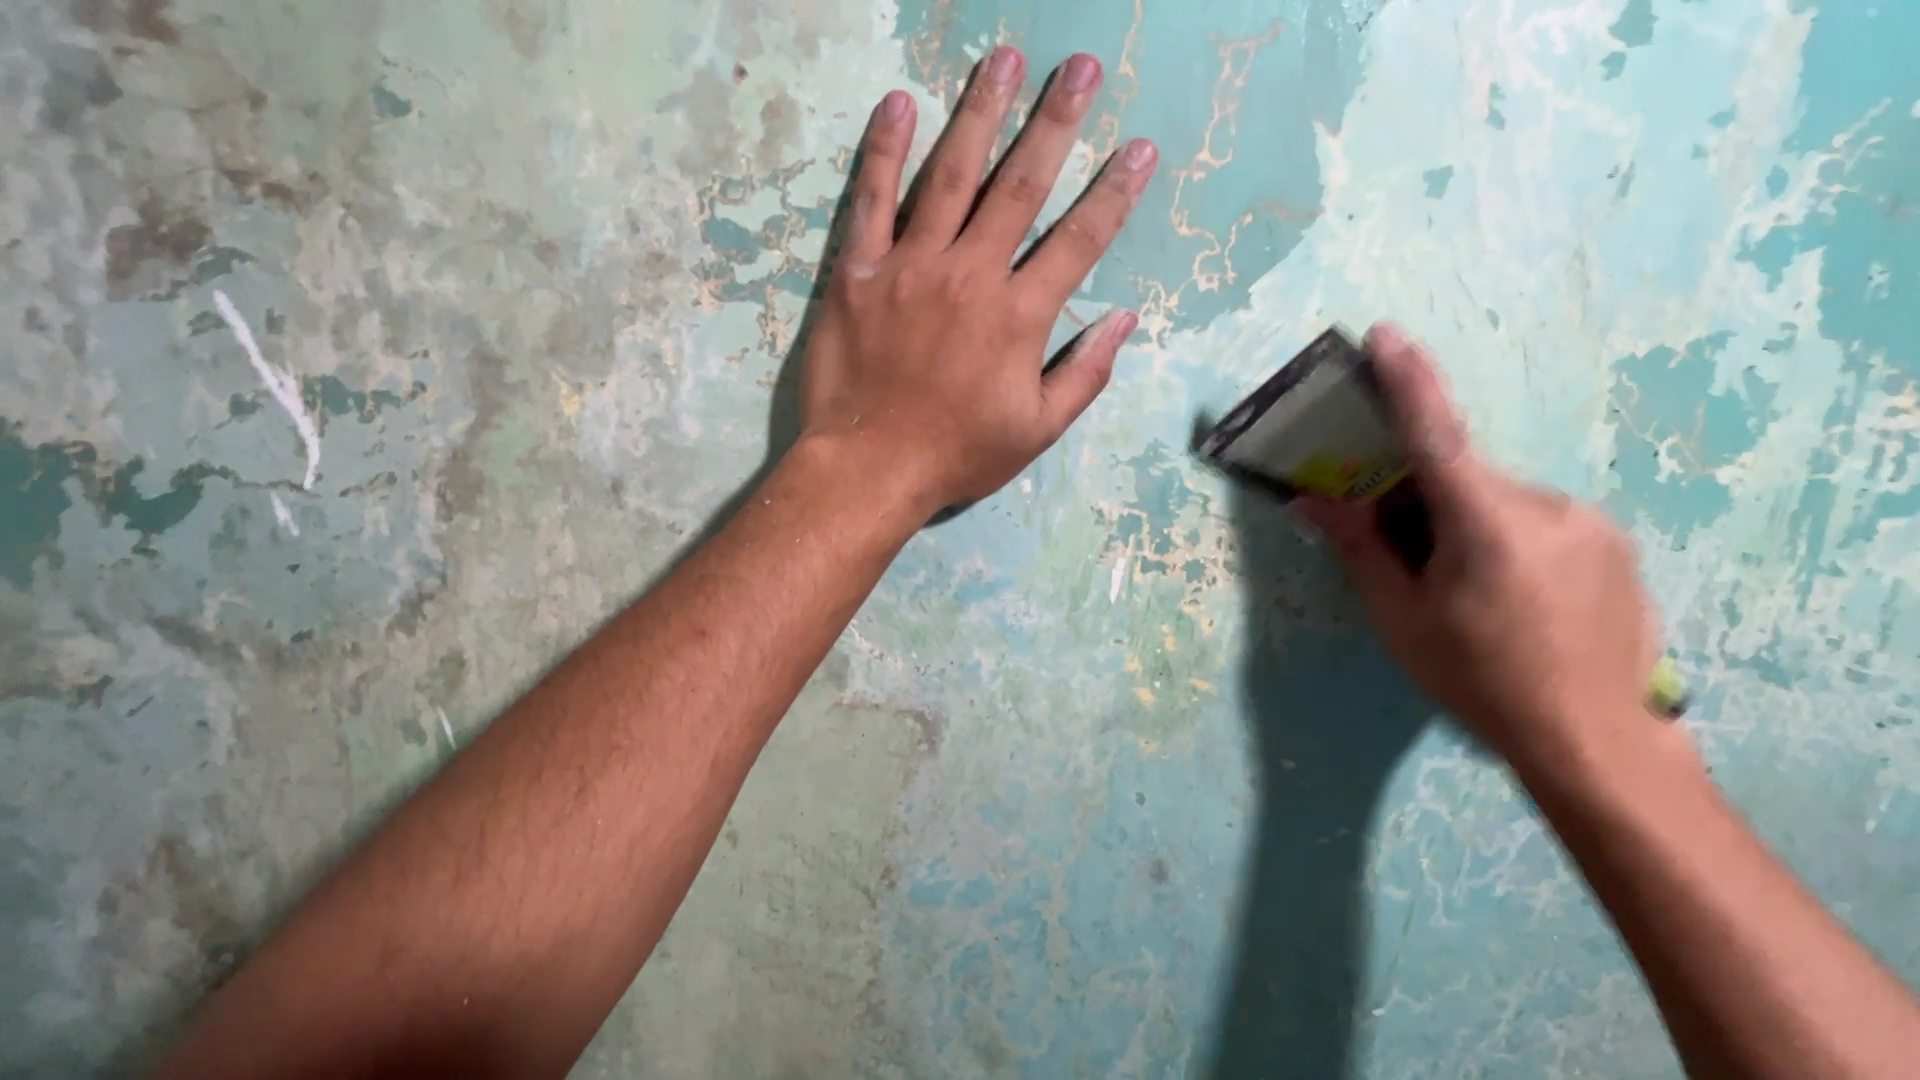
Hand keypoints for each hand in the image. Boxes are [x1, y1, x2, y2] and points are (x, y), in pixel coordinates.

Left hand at [797, 46, 1156, 512]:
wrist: (869, 467)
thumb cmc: (956, 455)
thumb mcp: (1035, 431)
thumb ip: (1083, 375)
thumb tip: (1123, 320)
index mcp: (1019, 316)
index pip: (1078, 241)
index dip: (1113, 193)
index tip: (1139, 150)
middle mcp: (970, 275)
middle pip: (1019, 186)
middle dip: (1055, 123)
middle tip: (1079, 68)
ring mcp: (910, 267)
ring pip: (950, 176)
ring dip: (979, 114)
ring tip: (1002, 59)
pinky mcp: (858, 272)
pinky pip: (872, 202)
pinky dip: (884, 152)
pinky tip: (899, 105)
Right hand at [1298, 326, 1665, 768]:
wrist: (1596, 738)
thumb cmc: (1479, 679)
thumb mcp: (1401, 621)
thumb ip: (1360, 550)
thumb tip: (1312, 500)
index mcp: (1486, 524)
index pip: (1436, 436)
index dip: (1407, 382)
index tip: (1384, 334)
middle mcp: (1545, 506)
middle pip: (1463, 481)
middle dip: (1427, 505)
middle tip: (1412, 563)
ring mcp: (1589, 522)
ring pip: (1502, 503)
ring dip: (1470, 527)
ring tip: (1474, 597)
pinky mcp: (1615, 541)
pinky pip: (1540, 522)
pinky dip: (1510, 541)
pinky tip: (1518, 601)